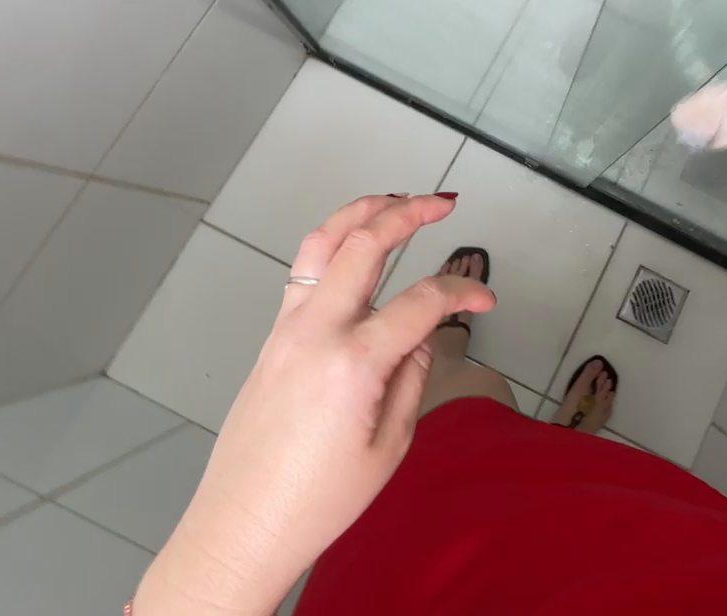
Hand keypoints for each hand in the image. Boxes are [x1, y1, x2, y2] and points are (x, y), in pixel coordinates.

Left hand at [134, 194, 493, 615]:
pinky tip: (357, 243)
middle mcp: (316, 330)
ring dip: (362, 210)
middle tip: (445, 202)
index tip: (487, 300)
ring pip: (323, 242)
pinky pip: (305, 270)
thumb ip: (412, 376)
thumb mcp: (389, 446)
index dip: (463, 292)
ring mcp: (287, 327)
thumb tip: (421, 335)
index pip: (423, 303)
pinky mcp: (273, 336)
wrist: (239, 529)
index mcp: (353, 363)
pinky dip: (336, 241)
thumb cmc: (319, 503)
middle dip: (410, 210)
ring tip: (397, 198)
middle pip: (365, 243)